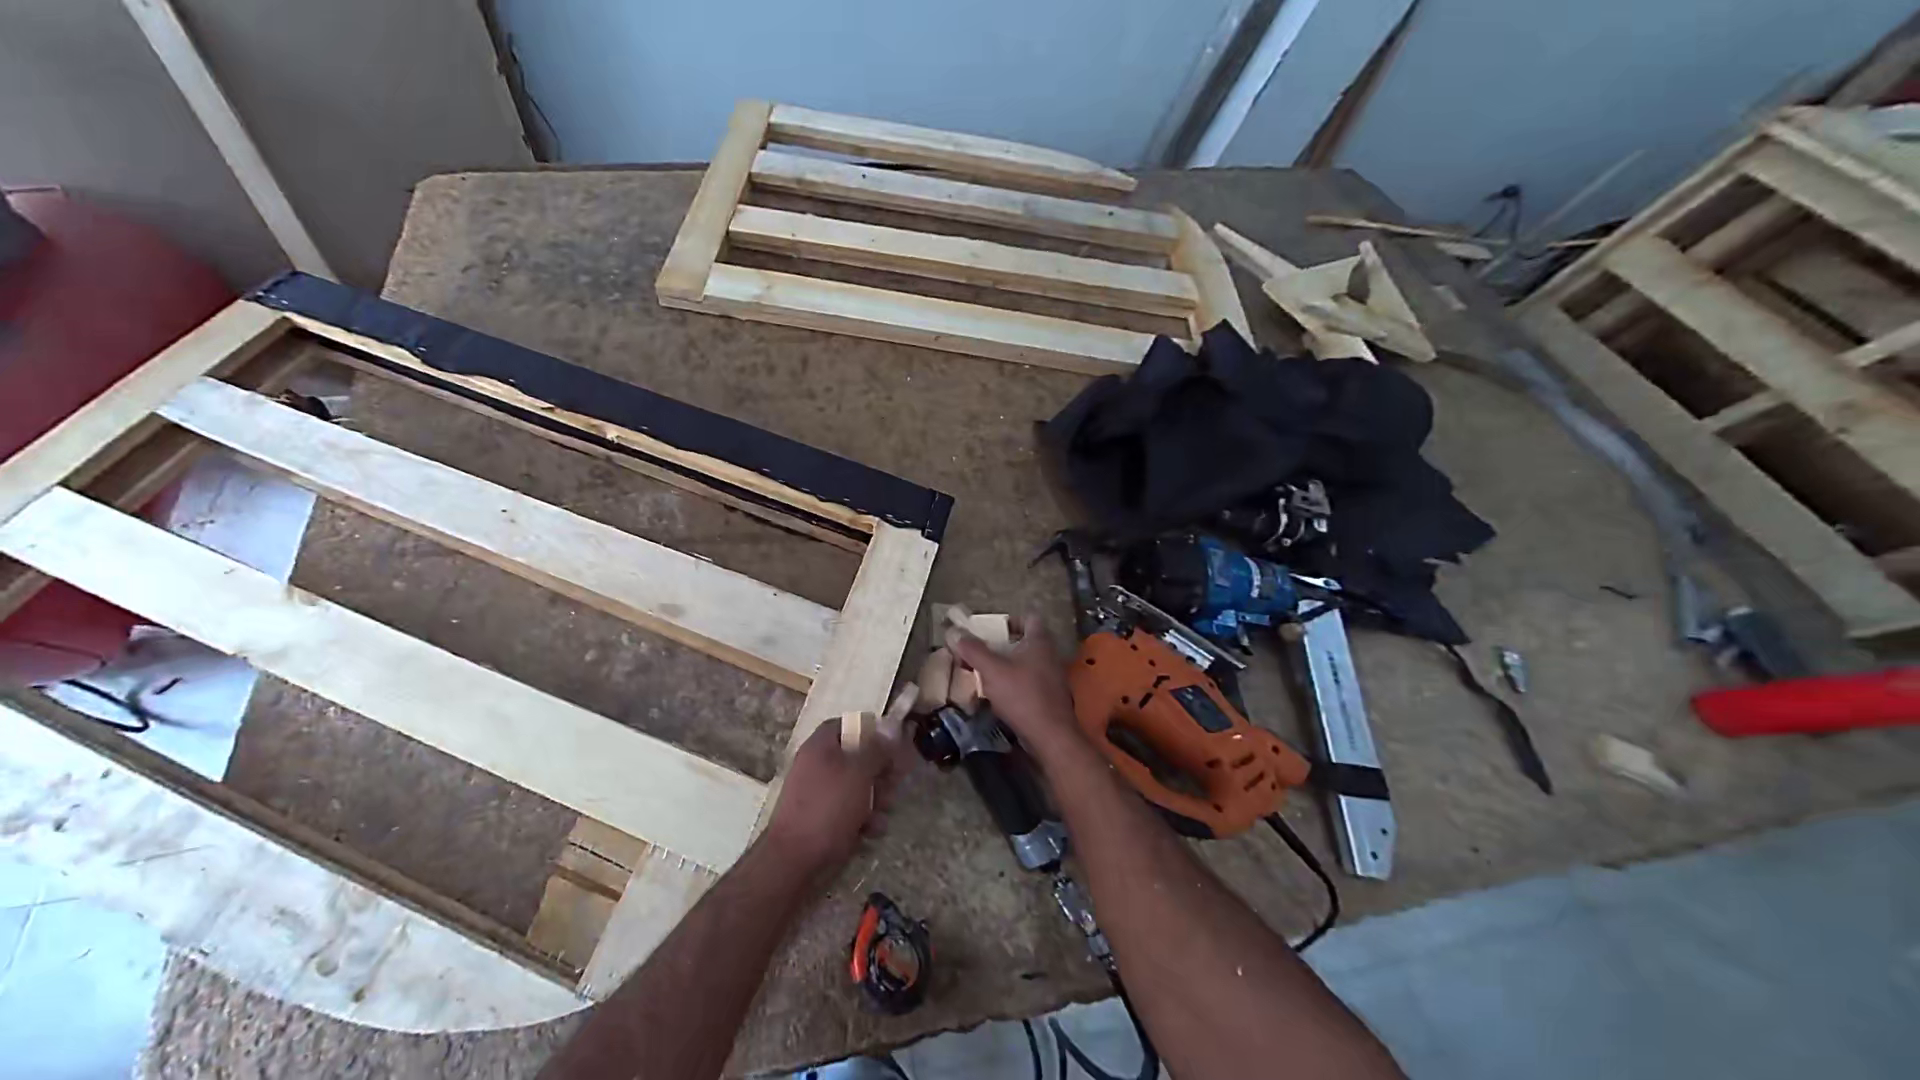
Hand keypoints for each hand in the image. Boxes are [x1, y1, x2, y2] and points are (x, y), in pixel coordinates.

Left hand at [763, 721, 907, 878]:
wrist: (795, 862)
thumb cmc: (828, 808)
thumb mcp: (859, 773)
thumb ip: (878, 749)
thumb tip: (891, 726)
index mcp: (821, 746)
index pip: (848, 724)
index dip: (872, 731)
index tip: (892, 746)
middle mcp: (819, 765)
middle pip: (859, 757)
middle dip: (880, 773)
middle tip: (890, 786)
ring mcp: (820, 794)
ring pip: (860, 787)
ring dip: (876, 800)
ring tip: (879, 815)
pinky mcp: (824, 819)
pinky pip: (851, 810)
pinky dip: (864, 819)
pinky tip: (870, 832)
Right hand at [945, 615, 1083, 760]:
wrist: (1050, 735)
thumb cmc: (1022, 695)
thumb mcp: (991, 670)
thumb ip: (973, 650)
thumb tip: (954, 632)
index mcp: (1040, 641)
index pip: (1029, 618)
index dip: (1009, 620)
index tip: (990, 631)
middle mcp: (1050, 654)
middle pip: (1026, 641)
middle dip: (1002, 645)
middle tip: (981, 653)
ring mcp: (1053, 676)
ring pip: (1027, 662)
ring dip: (1007, 665)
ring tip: (986, 674)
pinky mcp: (1051, 696)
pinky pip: (1031, 681)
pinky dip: (1015, 683)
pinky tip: (1000, 695)